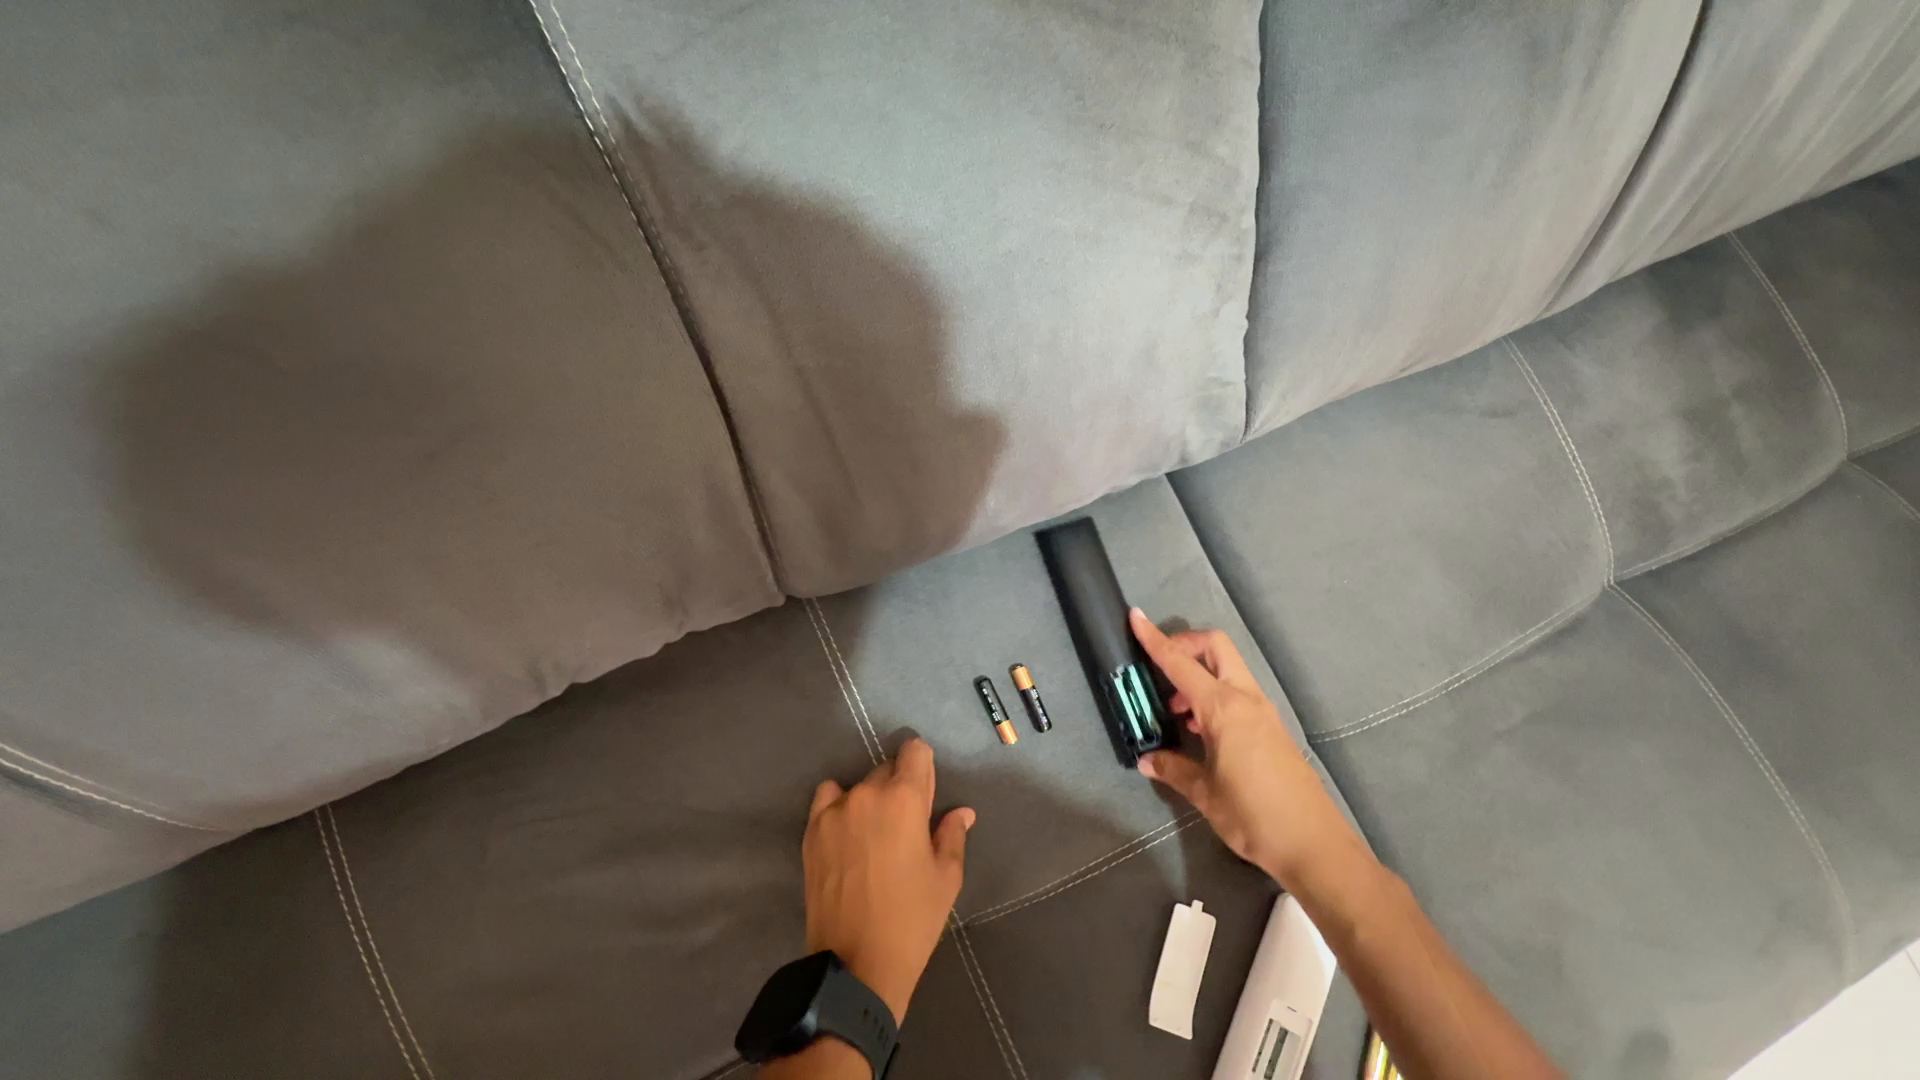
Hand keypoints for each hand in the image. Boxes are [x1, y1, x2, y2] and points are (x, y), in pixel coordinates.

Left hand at [802, 738, 973, 1024]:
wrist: (856, 965)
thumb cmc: (912, 920)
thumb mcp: (946, 878)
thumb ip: (952, 835)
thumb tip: (962, 812)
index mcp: (905, 799)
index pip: (915, 752)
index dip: (924, 767)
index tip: (926, 791)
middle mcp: (867, 793)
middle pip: (887, 769)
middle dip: (900, 788)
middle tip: (906, 825)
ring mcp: (834, 811)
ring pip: (858, 786)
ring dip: (870, 799)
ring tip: (874, 834)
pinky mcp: (811, 831)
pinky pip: (828, 799)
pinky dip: (839, 805)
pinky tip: (847, 833)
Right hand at [1129, 609, 1367, 888]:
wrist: (1315, 844)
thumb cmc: (1254, 817)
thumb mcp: (1204, 794)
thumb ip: (1174, 769)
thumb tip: (1147, 759)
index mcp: (1224, 709)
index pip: (1180, 663)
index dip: (1154, 640)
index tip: (1134, 617)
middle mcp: (1245, 700)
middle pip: (1214, 647)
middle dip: (1184, 645)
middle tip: (1158, 669)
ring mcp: (1262, 712)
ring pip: (1227, 670)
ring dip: (1197, 675)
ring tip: (1173, 711)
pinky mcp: (1271, 728)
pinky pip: (1236, 693)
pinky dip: (1212, 696)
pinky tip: (1198, 730)